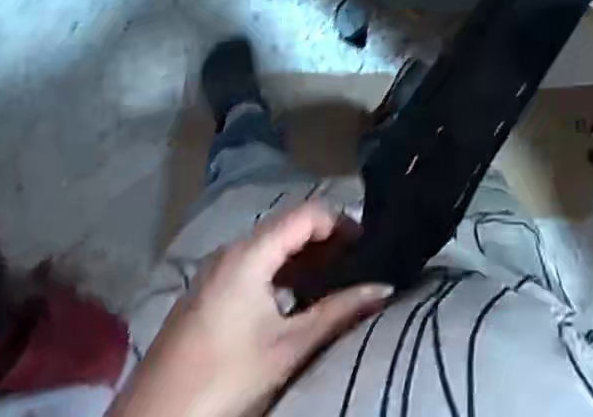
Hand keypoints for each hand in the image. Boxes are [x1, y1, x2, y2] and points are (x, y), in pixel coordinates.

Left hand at [110, 202, 392, 416]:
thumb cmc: (224, 379)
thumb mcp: (287, 347)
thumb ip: (337, 312)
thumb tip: (384, 288)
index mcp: (250, 252)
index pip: (307, 213)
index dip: (342, 221)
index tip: (372, 243)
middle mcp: (231, 249)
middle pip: (289, 225)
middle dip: (327, 238)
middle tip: (361, 260)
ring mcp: (216, 269)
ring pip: (271, 245)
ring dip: (305, 256)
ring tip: (338, 278)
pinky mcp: (208, 291)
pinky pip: (255, 264)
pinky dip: (283, 270)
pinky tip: (299, 296)